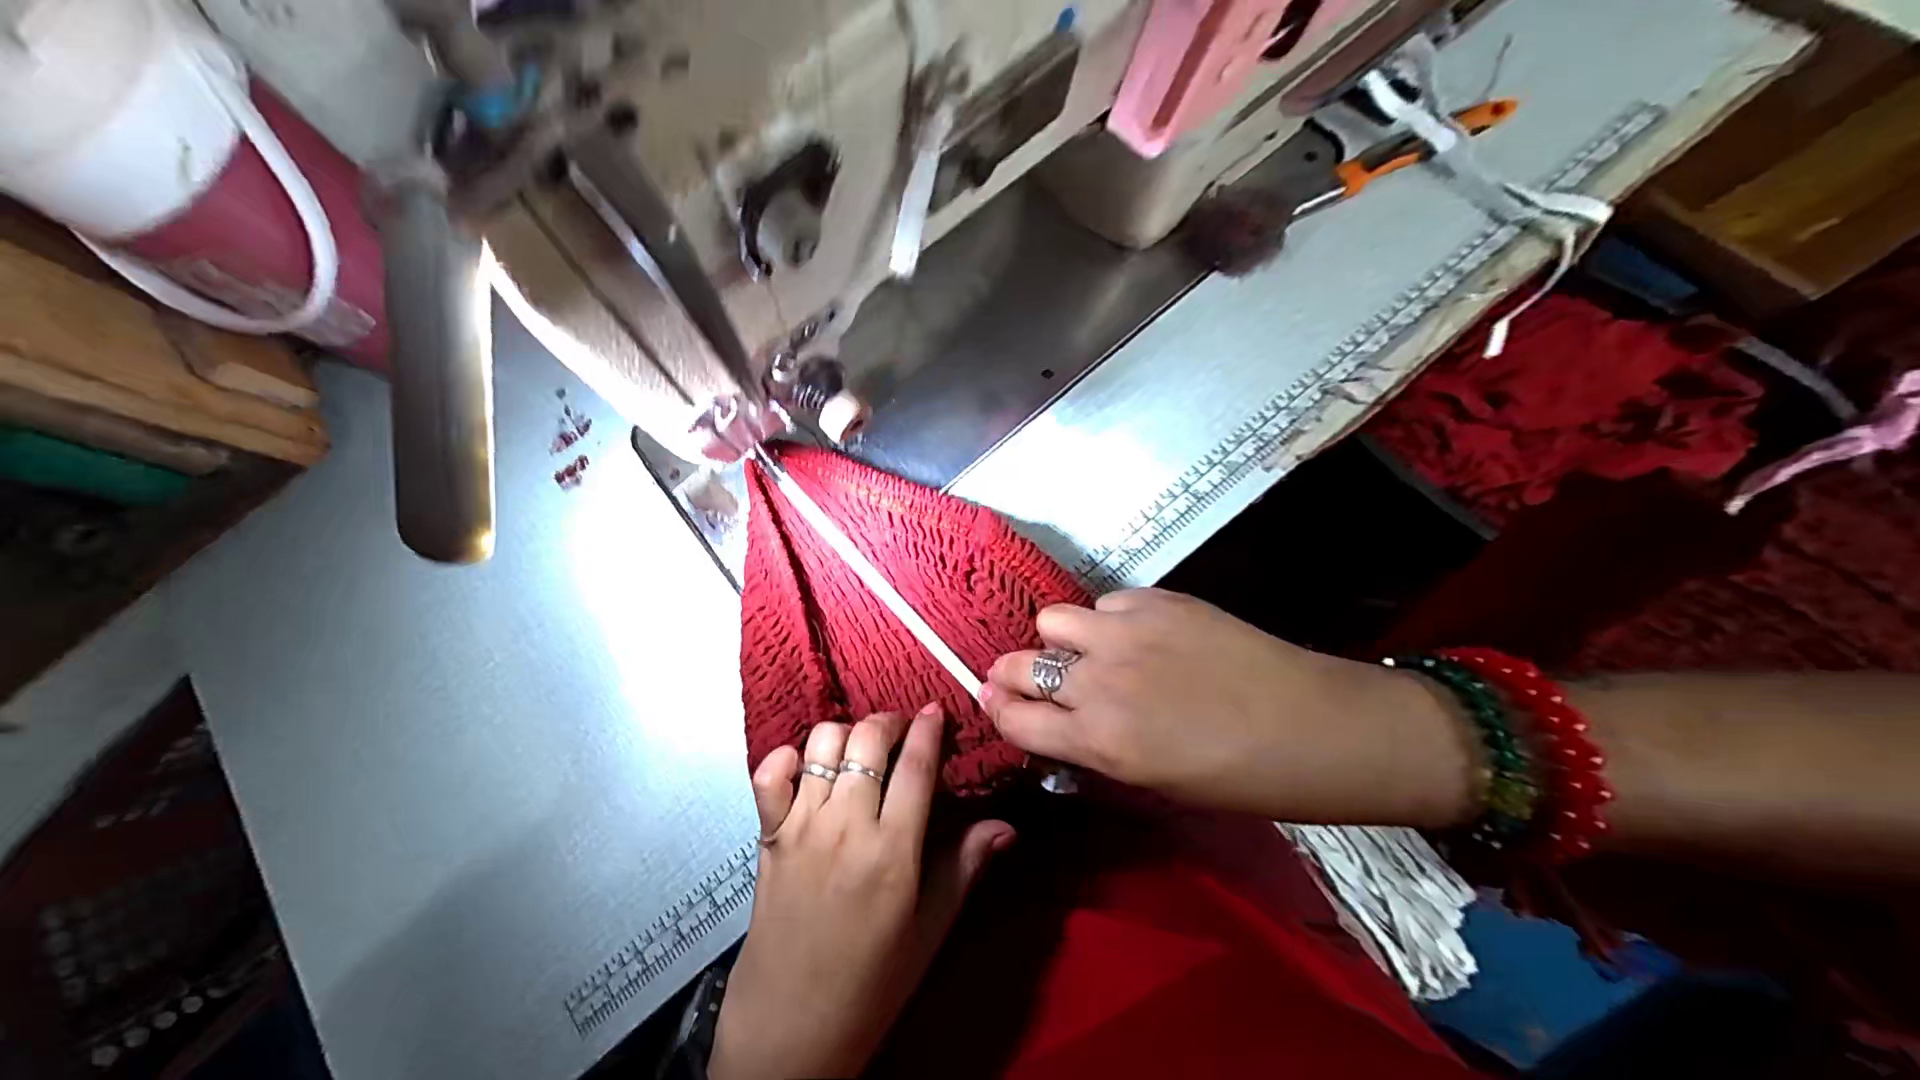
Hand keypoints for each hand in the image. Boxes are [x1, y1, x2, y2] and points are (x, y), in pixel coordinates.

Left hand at [712, 705, 1014, 1079]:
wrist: (793, 1026)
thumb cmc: (872, 981)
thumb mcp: (931, 929)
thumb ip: (966, 866)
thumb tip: (1006, 825)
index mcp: (892, 852)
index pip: (915, 767)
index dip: (928, 730)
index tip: (934, 711)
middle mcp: (844, 828)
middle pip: (867, 740)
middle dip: (889, 723)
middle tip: (902, 732)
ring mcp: (801, 828)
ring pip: (821, 744)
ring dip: (845, 734)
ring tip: (860, 749)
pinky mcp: (767, 837)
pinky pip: (767, 776)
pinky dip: (786, 758)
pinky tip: (805, 766)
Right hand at [980, 588, 1478, 826]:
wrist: (1316, 726)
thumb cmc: (1240, 778)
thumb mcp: (1154, 781)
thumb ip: (1096, 749)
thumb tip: (1060, 724)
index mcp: (1100, 741)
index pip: (1014, 717)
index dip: (998, 709)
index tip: (999, 703)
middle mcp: (1100, 682)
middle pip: (1020, 664)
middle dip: (1014, 673)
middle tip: (1029, 678)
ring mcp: (1126, 634)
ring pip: (1054, 620)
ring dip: (1061, 639)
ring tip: (1089, 650)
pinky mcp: (1157, 601)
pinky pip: (1106, 603)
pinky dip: (1110, 621)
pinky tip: (1143, 636)